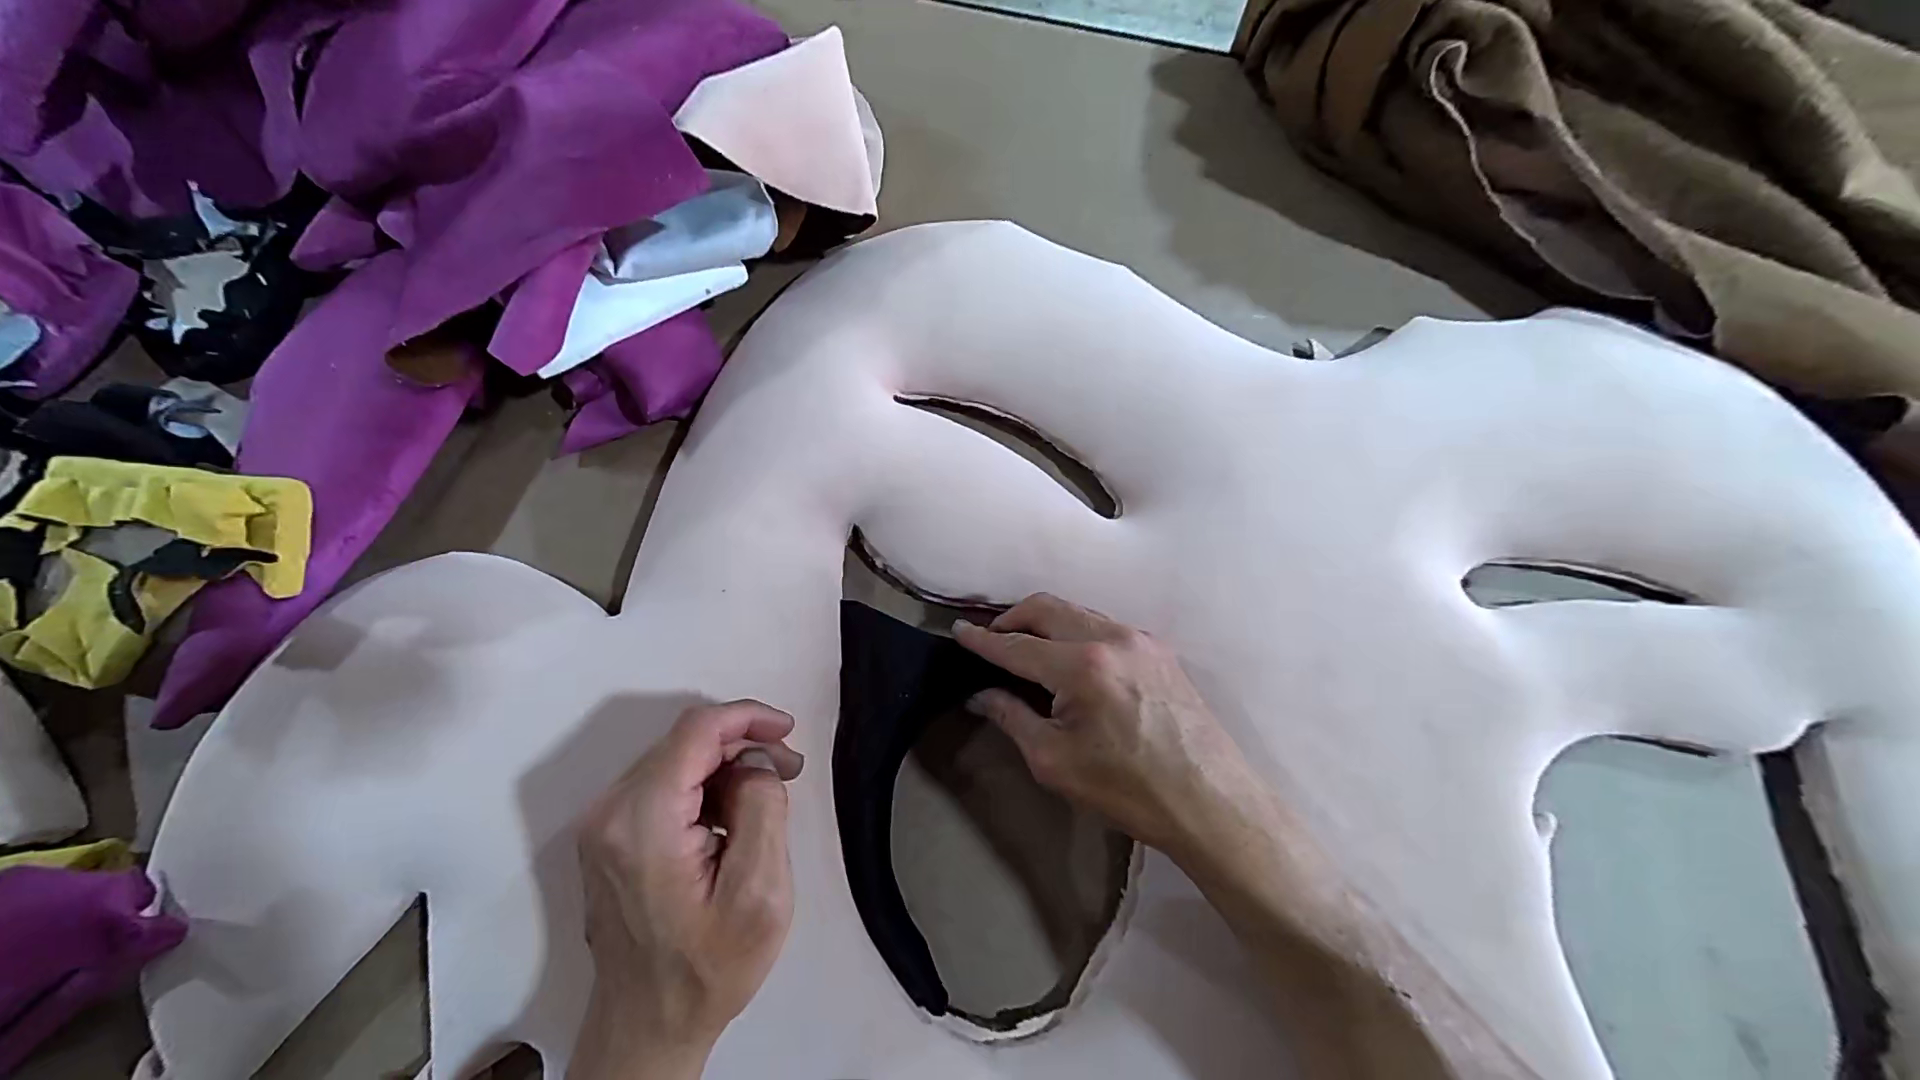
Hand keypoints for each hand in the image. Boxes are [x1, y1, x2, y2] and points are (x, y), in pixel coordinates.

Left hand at [569, 701, 803, 1079]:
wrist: (647, 1029)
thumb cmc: (708, 968)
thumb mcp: (760, 891)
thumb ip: (763, 807)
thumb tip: (754, 762)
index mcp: (643, 820)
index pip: (697, 730)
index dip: (748, 716)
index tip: (788, 730)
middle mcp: (611, 812)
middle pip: (687, 741)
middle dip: (744, 743)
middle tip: (789, 770)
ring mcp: (605, 824)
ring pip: (678, 759)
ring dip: (728, 765)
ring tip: (768, 795)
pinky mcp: (610, 837)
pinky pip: (665, 784)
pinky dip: (706, 785)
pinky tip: (734, 815)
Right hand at [953, 593, 1254, 854]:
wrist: (1210, 801)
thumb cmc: (1127, 789)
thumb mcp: (1054, 761)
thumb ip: (1012, 717)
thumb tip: (981, 694)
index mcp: (1082, 666)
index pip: (1017, 645)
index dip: (983, 640)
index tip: (959, 631)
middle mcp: (1111, 638)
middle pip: (1046, 608)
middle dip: (1012, 617)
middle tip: (990, 638)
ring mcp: (1140, 639)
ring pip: (1077, 612)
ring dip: (1045, 622)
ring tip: (1027, 647)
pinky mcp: (1160, 649)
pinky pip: (1105, 625)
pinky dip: (1076, 631)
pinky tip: (1071, 658)